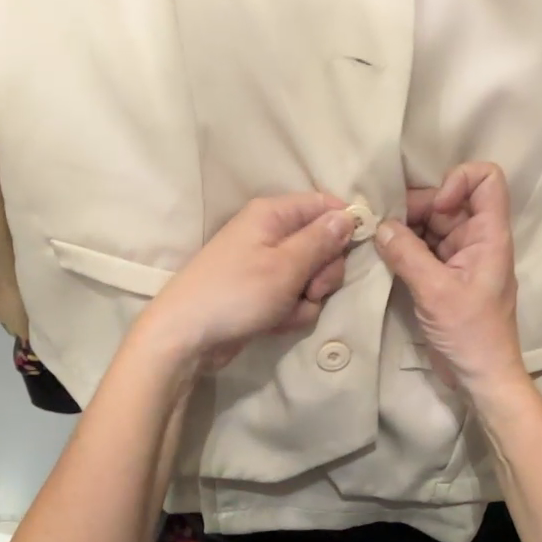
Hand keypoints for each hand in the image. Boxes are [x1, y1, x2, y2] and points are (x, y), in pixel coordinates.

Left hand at [137, 193, 355, 368]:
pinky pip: (295, 300)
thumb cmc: (236, 293)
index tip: (354, 251)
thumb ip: (321, 241)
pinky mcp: (264, 294)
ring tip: (285, 310)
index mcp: (273, 214)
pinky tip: (275, 323)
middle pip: (323, 246)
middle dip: (324, 273)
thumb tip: (349, 217)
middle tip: (311, 290)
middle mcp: (271, 234)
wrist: (188, 336)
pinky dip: (291, 313)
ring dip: (307, 300)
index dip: (344, 226)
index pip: (324, 205)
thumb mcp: (286, 266)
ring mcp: (268, 266)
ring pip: (312, 279)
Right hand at [372, 162, 525, 396]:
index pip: (486, 179)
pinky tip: (382, 256)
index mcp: (489, 236)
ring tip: (377, 240)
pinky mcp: (444, 278)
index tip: (435, 208)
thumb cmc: (470, 333)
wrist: (481, 377)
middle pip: (447, 201)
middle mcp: (476, 240)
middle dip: (416, 208)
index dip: (458, 180)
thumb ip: (407, 254)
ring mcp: (460, 259)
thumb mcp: (436, 292)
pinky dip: (404, 248)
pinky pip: (423, 250)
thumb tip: (381, 226)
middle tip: (384, 226)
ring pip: (431, 225)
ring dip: (405, 229)